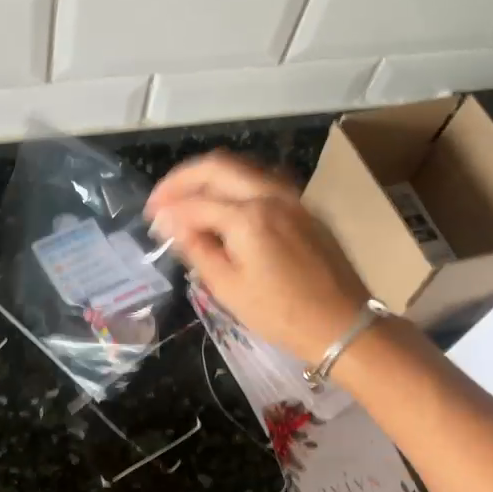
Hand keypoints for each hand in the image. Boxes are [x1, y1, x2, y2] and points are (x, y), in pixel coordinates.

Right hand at [146, 152, 372, 362]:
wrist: (342, 324)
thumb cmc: (280, 314)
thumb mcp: (227, 287)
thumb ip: (196, 248)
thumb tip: (169, 223)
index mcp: (249, 217)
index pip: (195, 202)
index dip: (168, 208)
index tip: (150, 219)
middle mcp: (271, 196)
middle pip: (218, 167)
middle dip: (184, 179)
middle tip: (162, 198)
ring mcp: (292, 198)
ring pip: (242, 169)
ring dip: (210, 178)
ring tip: (188, 200)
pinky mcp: (304, 209)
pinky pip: (261, 182)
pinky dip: (234, 187)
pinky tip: (223, 209)